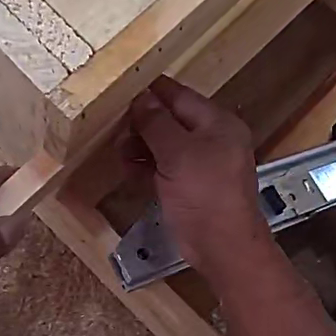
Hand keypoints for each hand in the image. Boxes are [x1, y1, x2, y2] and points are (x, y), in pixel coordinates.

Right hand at [124, 77, 265, 278]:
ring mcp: (198, 164)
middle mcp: (209, 139)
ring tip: (118, 152)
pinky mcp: (186, 186)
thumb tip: (141, 98)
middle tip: (113, 127)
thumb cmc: (204, 194)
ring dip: (139, 147)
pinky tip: (127, 171)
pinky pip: (162, 168)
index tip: (120, 90)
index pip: (180, 96)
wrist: (221, 246)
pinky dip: (145, 168)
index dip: (151, 92)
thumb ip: (157, 124)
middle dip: (141, 123)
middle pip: (169, 121)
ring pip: (163, 145)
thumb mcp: (178, 154)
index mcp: (217, 123)